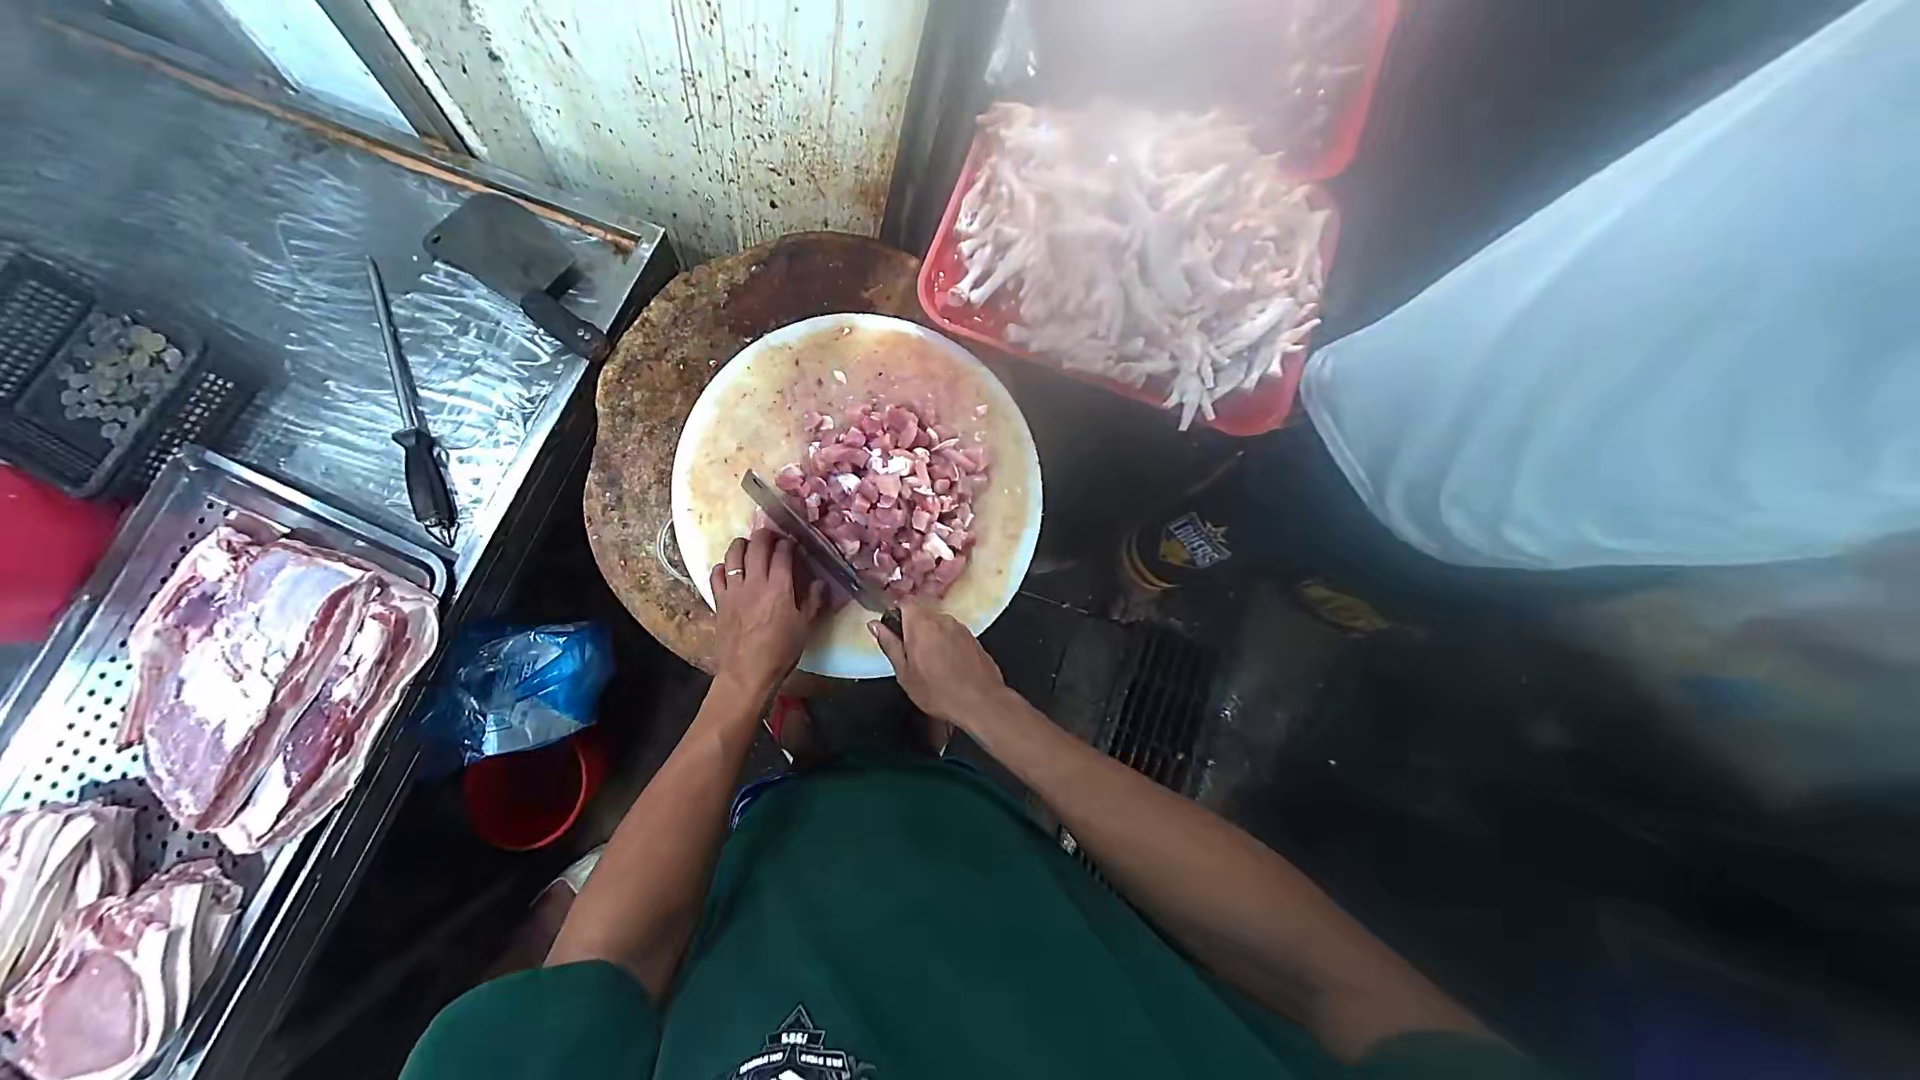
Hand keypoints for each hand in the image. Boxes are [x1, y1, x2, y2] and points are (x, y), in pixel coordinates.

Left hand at [710, 529, 825, 695]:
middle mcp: (754, 582)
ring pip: (733, 554)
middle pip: (756, 546)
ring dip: (742, 544)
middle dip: (765, 536)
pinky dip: (723, 566)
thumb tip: (821, 583)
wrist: (746, 673)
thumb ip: (815, 601)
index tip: (793, 543)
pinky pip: (716, 575)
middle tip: (772, 536)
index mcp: (779, 587)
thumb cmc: (780, 651)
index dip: (788, 543)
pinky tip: (729, 569)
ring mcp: (733, 590)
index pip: (782, 552)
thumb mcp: (805, 627)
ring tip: (749, 545)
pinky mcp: (719, 601)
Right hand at [869, 603, 1009, 729]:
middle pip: (922, 613)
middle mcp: (942, 620)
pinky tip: (947, 666)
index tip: (894, 629)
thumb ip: (889, 644)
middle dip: (914, 629)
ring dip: (931, 637)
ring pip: (938, 625)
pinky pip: (953, 635)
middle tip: (910, 654)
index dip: (897, 612)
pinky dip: (947, 645)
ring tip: (930, 665)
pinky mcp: (973, 638)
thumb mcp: (904, 672)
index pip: (905, 601)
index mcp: (921, 624)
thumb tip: (875, 625)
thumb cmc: (939, 692)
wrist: (980, 701)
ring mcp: (960, 628)